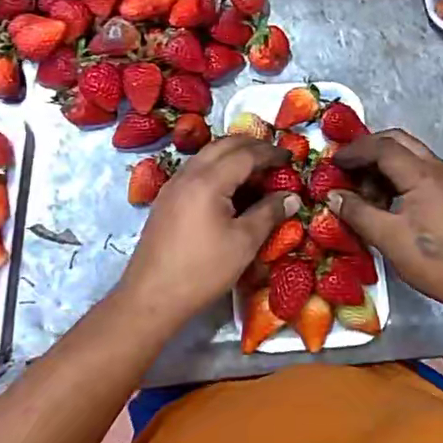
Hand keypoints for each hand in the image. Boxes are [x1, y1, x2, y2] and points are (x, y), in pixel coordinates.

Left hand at [110, 137, 299, 327]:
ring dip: (232, 155)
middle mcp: (188, 175)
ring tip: (254, 171)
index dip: (270, 153)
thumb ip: (269, 214)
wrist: (151, 296)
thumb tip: (291, 197)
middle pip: (223, 146)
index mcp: (208, 181)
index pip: (245, 154)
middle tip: (274, 157)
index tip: (290, 158)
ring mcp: (172, 186)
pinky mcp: (165, 200)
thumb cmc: (202, 270)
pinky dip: (216, 168)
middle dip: (251, 146)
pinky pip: (195, 171)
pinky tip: (228, 189)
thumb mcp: (244, 243)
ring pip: (206, 156)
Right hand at [328, 130, 442, 311]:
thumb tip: (333, 196)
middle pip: (399, 142)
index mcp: (421, 174)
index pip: (382, 147)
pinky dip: (400, 178)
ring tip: (366, 194)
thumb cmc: (435, 261)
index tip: (334, 162)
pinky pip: (422, 173)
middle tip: (348, 167)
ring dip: (385, 166)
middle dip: (370, 149)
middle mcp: (438, 169)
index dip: (354, 151)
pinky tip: (390, 205)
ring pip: (412, 157)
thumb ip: (357, 212)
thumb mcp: (387, 237)